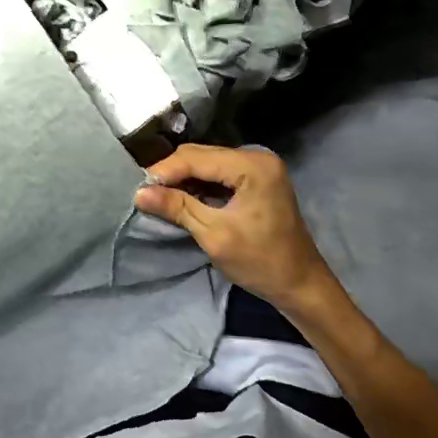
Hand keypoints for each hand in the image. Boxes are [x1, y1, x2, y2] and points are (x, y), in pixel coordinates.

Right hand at [134, 144, 337, 311]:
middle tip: (145, 194)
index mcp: (252, 166)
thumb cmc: (259, 261)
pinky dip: (200, 185)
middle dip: (172, 173)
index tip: (137, 189)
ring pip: (208, 163)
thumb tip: (139, 193)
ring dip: (184, 179)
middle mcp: (257, 157)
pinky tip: (182, 199)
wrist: (299, 283)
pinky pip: (220, 174)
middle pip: (202, 155)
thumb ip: (177, 208)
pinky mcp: (258, 180)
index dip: (164, 171)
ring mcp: (259, 168)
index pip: (196, 158)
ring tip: (159, 197)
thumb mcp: (214, 235)